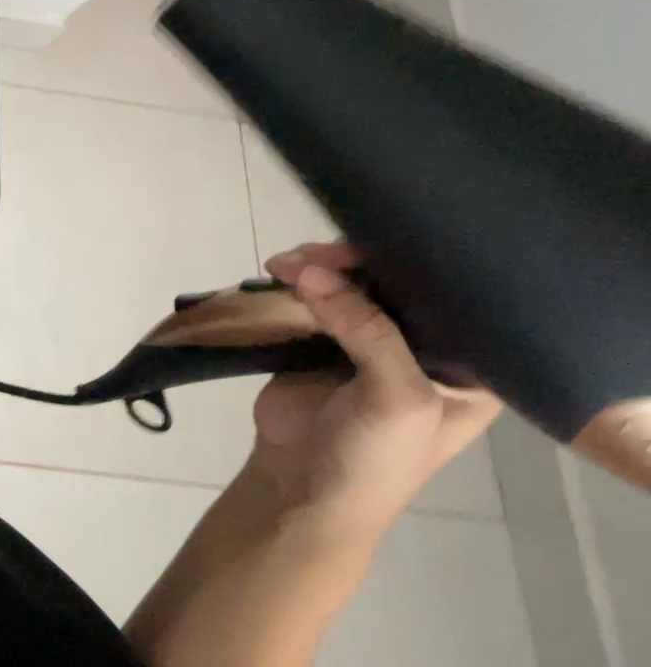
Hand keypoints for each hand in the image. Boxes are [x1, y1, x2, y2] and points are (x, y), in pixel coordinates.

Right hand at [248, 243, 501, 541]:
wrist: (303, 490)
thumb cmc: (377, 457)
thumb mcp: (395, 398)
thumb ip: (366, 330)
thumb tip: (309, 271)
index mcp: (465, 364)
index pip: (445, 298)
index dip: (409, 267)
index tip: (362, 249)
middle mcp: (418, 348)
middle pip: (388, 286)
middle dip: (349, 264)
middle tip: (308, 259)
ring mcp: (362, 344)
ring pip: (344, 288)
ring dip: (313, 270)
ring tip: (281, 266)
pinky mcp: (314, 345)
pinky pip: (307, 302)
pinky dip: (290, 285)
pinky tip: (274, 275)